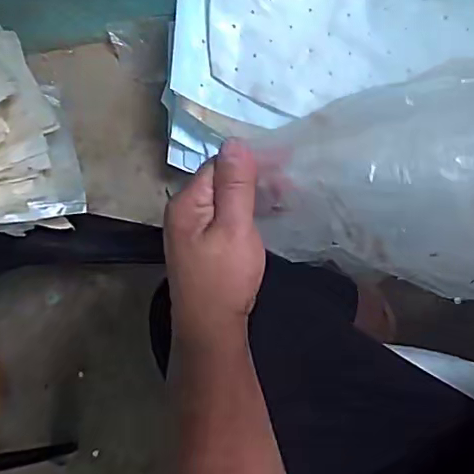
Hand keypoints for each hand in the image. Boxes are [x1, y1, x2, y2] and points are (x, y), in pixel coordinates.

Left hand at [164, 139, 267, 337]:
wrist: (211, 331)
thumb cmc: (225, 279)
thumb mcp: (235, 228)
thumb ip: (235, 185)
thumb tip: (235, 142)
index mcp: (186, 202)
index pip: (219, 165)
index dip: (251, 160)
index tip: (285, 160)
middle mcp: (183, 211)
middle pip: (221, 179)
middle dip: (254, 175)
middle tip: (290, 180)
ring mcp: (191, 229)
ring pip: (225, 198)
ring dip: (253, 193)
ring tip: (285, 196)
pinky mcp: (202, 244)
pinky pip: (225, 215)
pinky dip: (247, 211)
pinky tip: (267, 214)